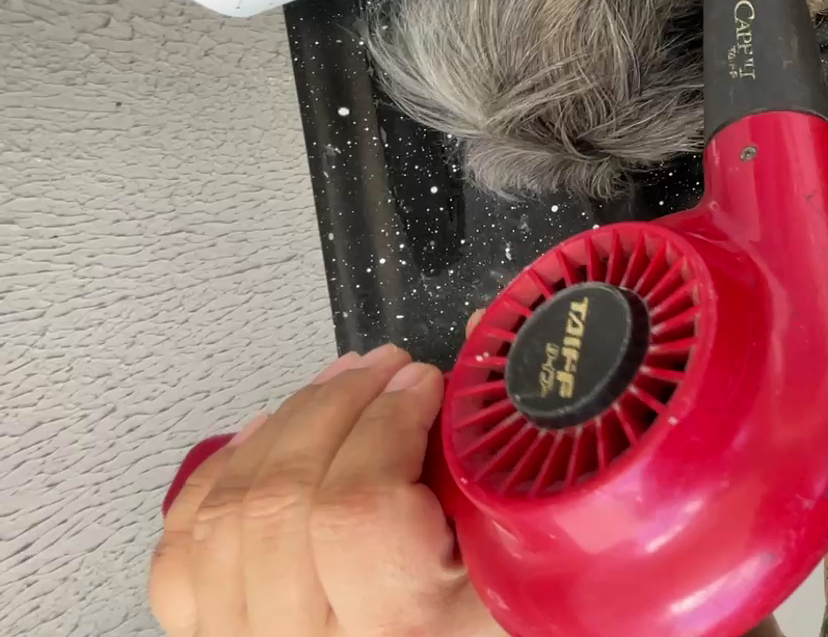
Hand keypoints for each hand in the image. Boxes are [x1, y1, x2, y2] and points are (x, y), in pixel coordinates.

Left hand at [150, 344, 501, 636]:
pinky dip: (220, 475)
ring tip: (343, 380)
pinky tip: (267, 430)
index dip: (385, 424)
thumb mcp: (527, 537)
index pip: (357, 510)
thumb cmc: (502, 596)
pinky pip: (183, 551)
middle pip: (281, 502)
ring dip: (284, 425)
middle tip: (388, 364)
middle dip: (335, 406)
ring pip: (223, 516)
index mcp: (400, 621)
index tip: (426, 379)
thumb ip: (503, 447)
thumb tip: (474, 336)